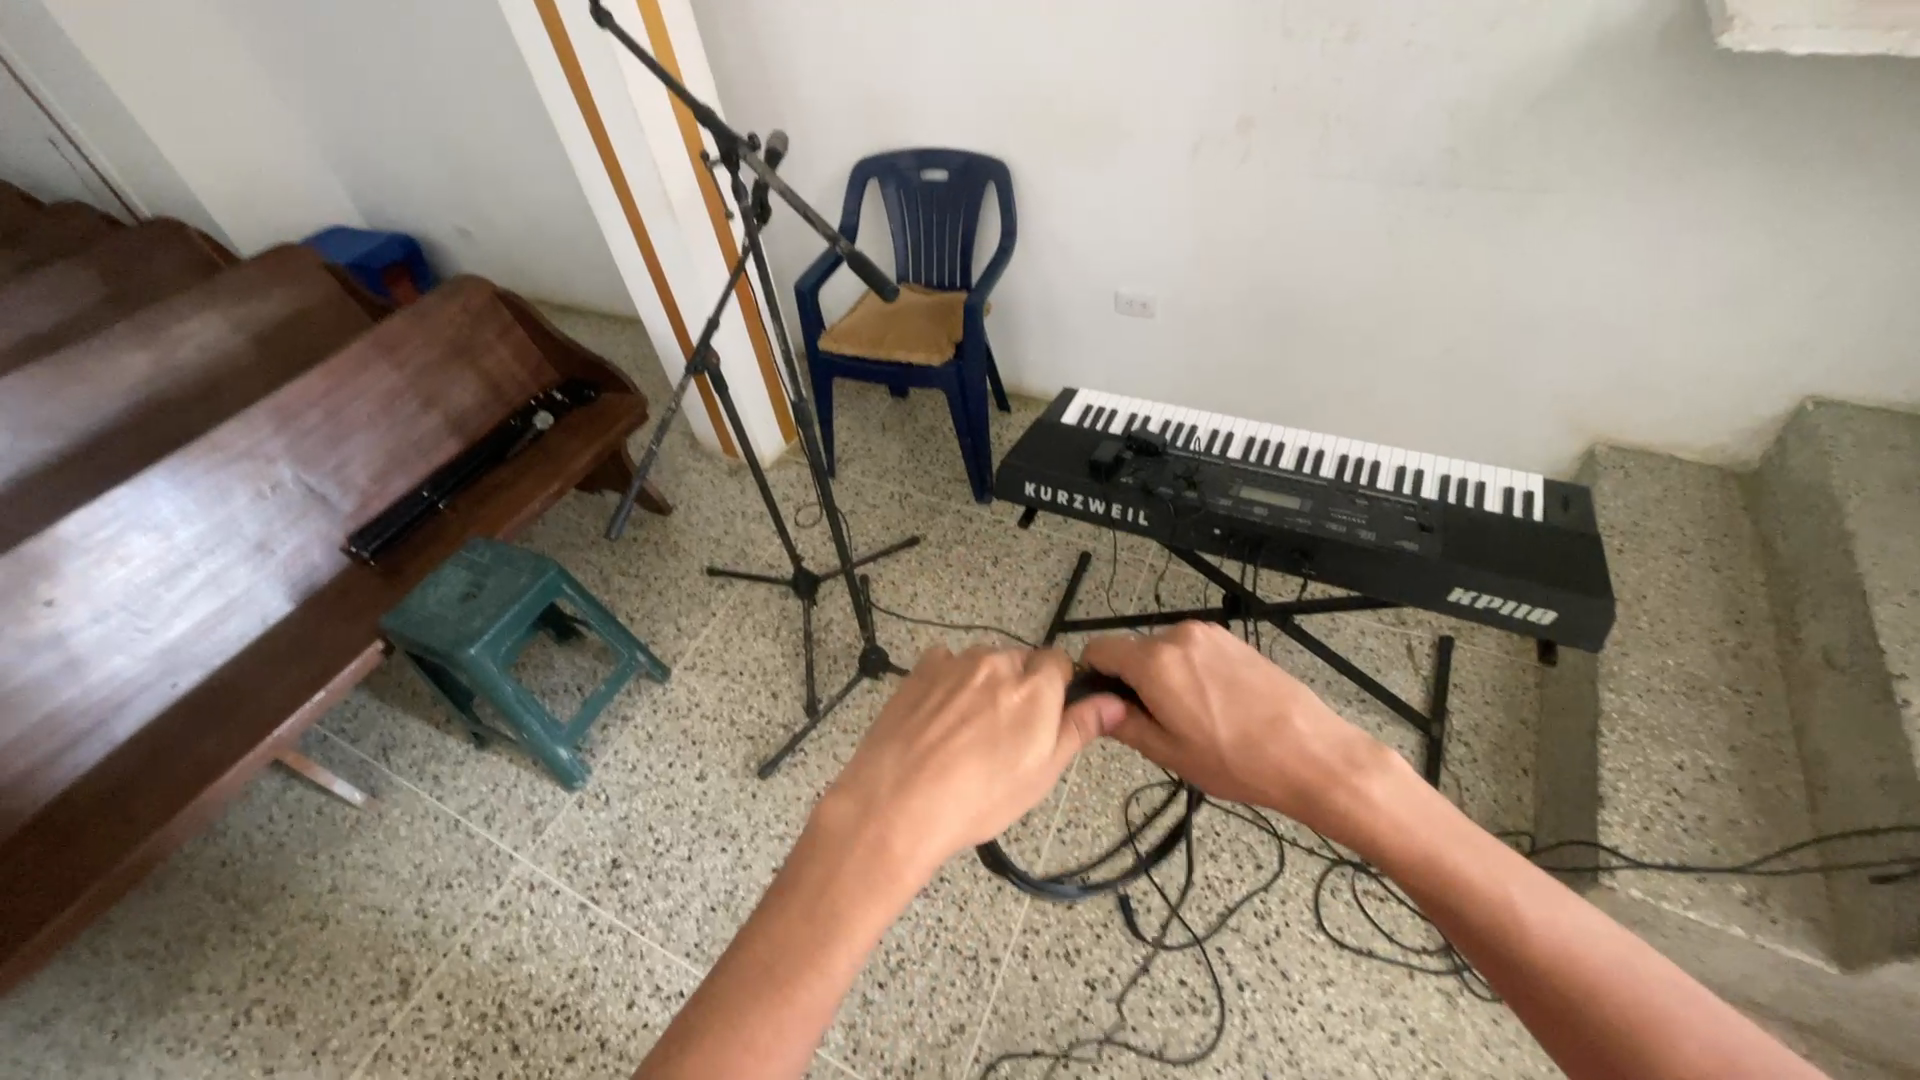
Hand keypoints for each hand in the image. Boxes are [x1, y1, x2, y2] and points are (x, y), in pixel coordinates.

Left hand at [814, 645, 1124, 885]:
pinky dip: (948, 681)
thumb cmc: (979, 797)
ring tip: (966, 731)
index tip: (1041, 719)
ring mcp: (956, 663)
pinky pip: (945, 663)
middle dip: (1018, 687)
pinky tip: (938, 718)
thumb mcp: (1042, 773)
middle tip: (1003, 734)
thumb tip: (1115, 702)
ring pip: (982, 663)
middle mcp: (998, 663)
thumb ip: (1079, 728)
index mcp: (1036, 687)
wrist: (899, 802)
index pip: (1059, 663)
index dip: (1055, 689)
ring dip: (983, 683)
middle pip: (1019, 661)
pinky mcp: (921, 670)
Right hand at [1081, 622, 1409, 847]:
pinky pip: (1191, 650)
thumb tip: (1096, 706)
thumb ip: (1122, 723)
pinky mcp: (1233, 640)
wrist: (1310, 752)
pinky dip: (1188, 671)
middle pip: (1131, 651)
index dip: (1093, 677)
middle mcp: (1177, 636)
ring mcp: (1209, 634)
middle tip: (1153, 723)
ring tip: (1190, 718)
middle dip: (1131, 681)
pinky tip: (1213, 705)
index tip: (1105, 706)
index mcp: (1154, 662)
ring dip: (1161, 677)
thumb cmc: (1235, 760)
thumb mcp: (1168, 752)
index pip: (1098, 649)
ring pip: (1162, 651)